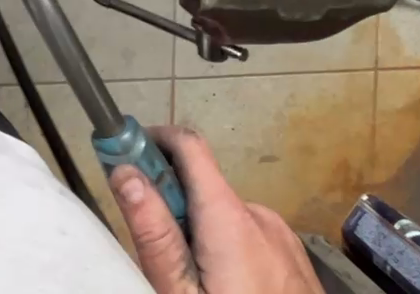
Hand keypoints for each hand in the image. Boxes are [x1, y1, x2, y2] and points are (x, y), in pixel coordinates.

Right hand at [110, 127, 323, 293]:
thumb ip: (155, 234)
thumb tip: (125, 172)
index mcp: (230, 217)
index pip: (187, 144)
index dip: (150, 140)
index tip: (122, 162)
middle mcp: (259, 216)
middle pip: (199, 187)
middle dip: (170, 207)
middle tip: (156, 260)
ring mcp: (284, 241)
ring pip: (222, 217)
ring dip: (198, 235)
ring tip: (195, 289)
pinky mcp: (297, 264)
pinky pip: (248, 240)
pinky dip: (226, 252)